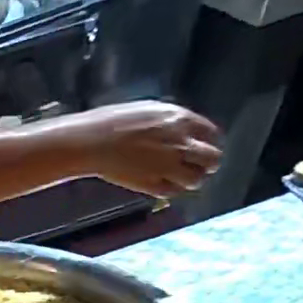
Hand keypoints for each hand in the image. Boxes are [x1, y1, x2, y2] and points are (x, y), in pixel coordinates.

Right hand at [76, 101, 222, 197]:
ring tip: (178, 179)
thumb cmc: (111, 121)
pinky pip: (172, 193)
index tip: (200, 148)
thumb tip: (179, 130)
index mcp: (181, 120)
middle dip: (206, 164)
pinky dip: (170, 191)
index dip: (206, 142)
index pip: (211, 134)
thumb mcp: (148, 110)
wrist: (90, 142)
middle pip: (211, 158)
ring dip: (189, 180)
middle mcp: (180, 143)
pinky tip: (160, 185)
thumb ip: (170, 121)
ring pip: (195, 179)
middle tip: (195, 167)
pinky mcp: (152, 184)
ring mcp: (168, 166)